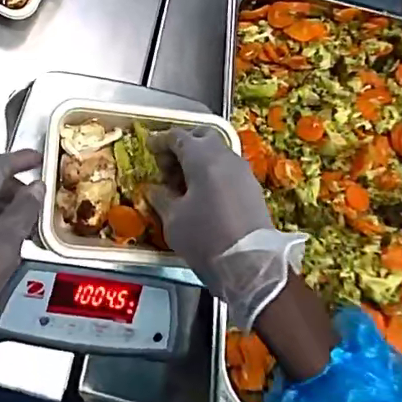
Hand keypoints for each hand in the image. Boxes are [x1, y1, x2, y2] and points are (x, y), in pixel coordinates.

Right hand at [147, 128, 306, 328]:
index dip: (160, 140)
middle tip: (167, 165)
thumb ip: (159, 197)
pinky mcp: (252, 187)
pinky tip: (203, 194)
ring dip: (198, 159)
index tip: (149, 148)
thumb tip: (152, 188)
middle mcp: (225, 157)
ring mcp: (242, 171)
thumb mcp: (173, 219)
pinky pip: (227, 168)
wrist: (251, 265)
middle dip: (182, 145)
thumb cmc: (206, 238)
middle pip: (201, 137)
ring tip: (183, 183)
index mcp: (203, 158)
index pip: (178, 136)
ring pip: (217, 151)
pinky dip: (212, 171)